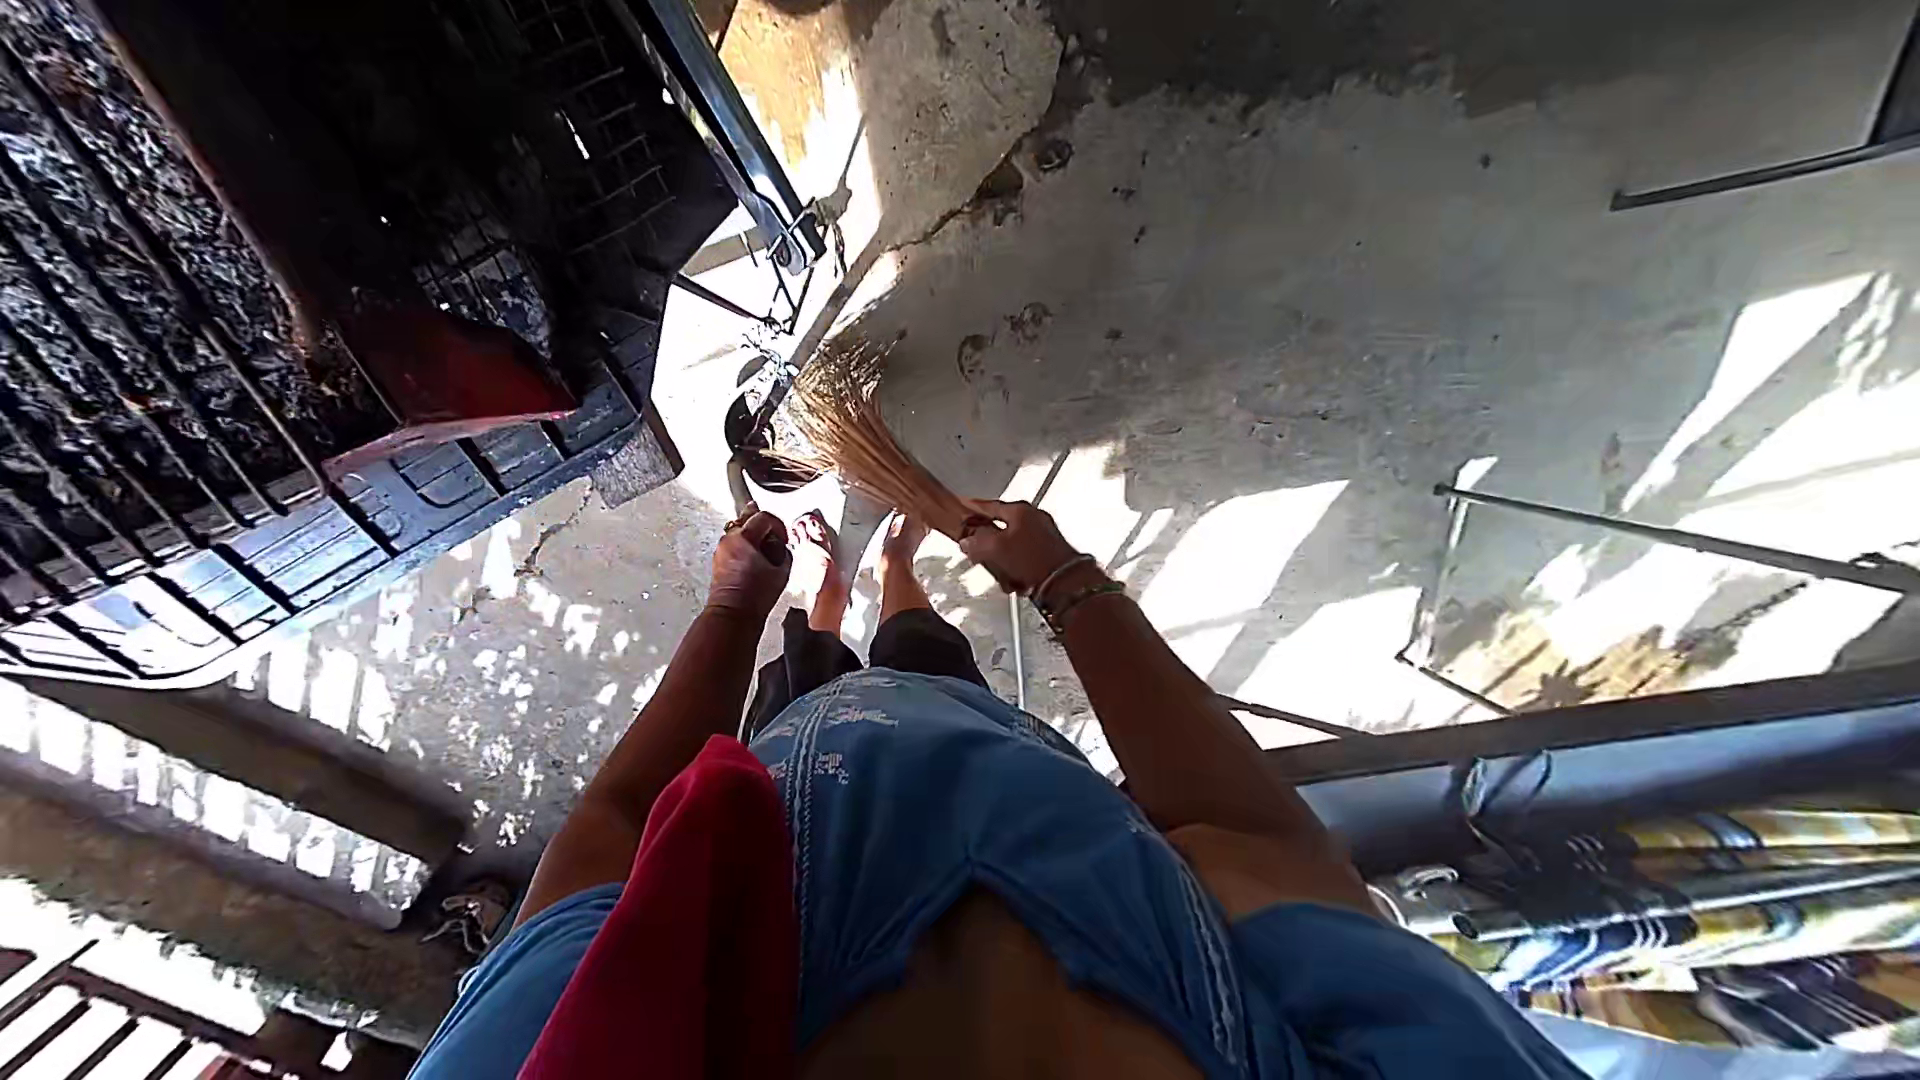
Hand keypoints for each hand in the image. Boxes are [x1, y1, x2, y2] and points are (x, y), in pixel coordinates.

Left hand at [707, 511, 790, 617]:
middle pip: (747, 518)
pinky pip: (733, 543)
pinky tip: (755, 560)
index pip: (764, 517)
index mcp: (744, 538)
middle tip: (775, 537)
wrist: (734, 614)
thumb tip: (781, 546)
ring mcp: (721, 549)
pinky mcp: (718, 560)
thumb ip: (784, 550)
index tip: (784, 537)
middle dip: (764, 526)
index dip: (779, 525)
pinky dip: (744, 546)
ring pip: (739, 530)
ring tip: (765, 551)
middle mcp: (729, 539)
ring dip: (753, 536)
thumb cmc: (756, 595)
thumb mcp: (782, 570)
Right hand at [957, 500, 1083, 594]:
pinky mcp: (1049, 553)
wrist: (1064, 582)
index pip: (990, 506)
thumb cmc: (1037, 560)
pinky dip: (1017, 570)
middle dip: (989, 549)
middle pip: (1000, 529)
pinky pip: (1024, 558)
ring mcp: (1043, 535)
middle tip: (982, 558)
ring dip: (1003, 564)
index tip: (965, 508)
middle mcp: (1034, 519)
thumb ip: (976, 542)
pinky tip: (1017, 581)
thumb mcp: (995, 548)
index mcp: (1020, 510)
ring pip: (1011, 547)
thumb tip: (968, 541)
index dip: (974, 509)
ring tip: (1004, 576)